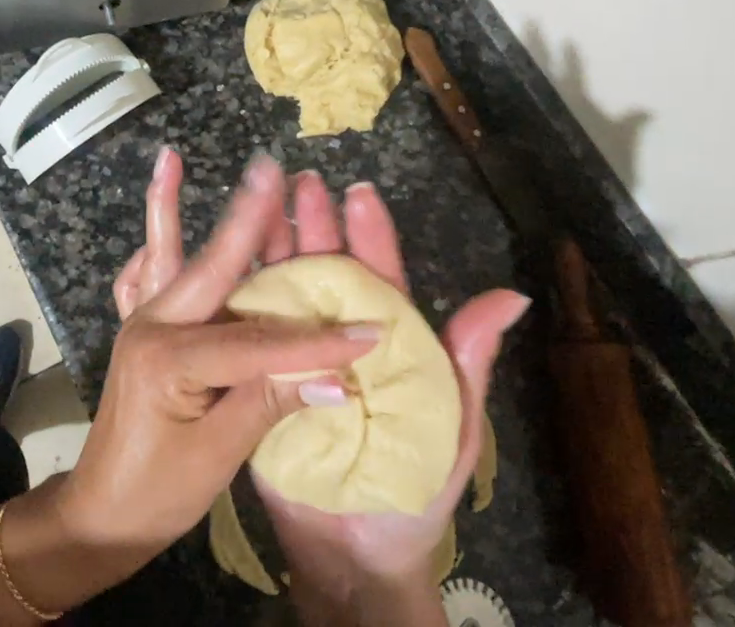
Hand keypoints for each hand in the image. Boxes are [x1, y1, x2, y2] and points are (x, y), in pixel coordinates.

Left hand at [54, 152, 378, 570]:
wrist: (100, 512)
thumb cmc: (157, 492)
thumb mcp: (218, 456)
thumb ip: (270, 402)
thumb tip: (340, 374)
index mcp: (169, 358)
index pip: (256, 342)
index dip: (316, 340)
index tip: (372, 330)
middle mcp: (152, 325)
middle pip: (209, 266)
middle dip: (246, 217)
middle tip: (270, 168)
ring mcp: (142, 323)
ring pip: (170, 257)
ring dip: (173, 206)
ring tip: (170, 159)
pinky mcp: (142, 329)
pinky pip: (147, 277)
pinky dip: (155, 244)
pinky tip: (155, 223)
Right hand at [253, 172, 527, 606]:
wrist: (355, 553)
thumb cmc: (411, 488)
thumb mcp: (452, 422)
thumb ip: (468, 360)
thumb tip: (511, 296)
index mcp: (385, 340)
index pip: (377, 277)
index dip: (368, 234)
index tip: (357, 192)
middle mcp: (335, 337)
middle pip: (323, 271)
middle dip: (313, 223)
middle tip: (299, 181)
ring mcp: (293, 356)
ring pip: (282, 290)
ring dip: (271, 248)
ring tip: (258, 205)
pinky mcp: (258, 381)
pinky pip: (246, 335)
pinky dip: (235, 296)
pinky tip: (224, 265)